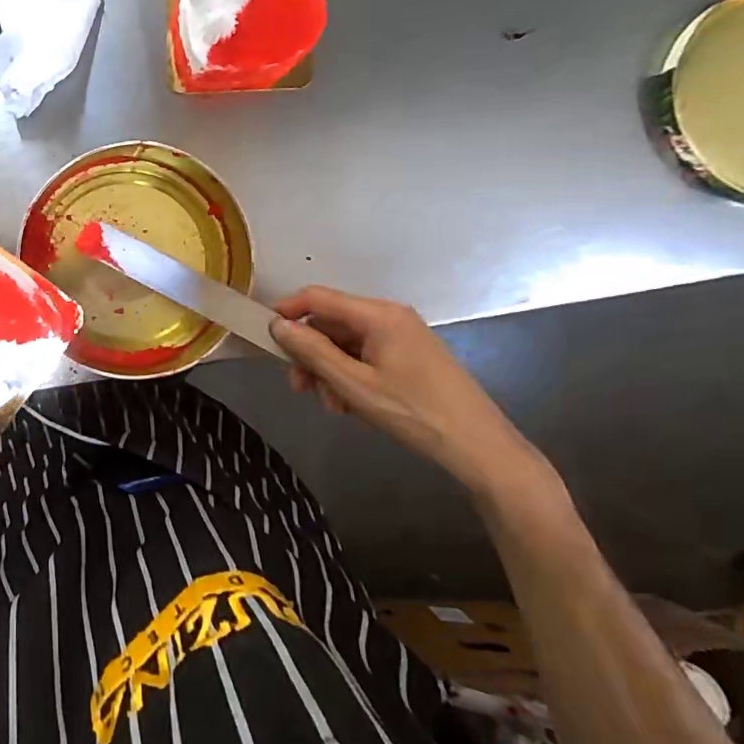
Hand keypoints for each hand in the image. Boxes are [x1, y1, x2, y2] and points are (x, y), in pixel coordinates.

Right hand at [270, 286, 547, 495]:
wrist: (479, 446)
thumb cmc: (413, 412)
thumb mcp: (354, 384)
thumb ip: (312, 352)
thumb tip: (278, 325)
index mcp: (378, 314)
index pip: (318, 297)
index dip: (287, 312)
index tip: (265, 337)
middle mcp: (390, 316)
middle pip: (332, 323)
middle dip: (311, 355)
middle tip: (300, 390)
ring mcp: (403, 335)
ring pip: (347, 344)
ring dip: (330, 372)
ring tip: (334, 407)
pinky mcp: (410, 355)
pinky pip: (366, 356)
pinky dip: (351, 377)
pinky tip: (353, 406)